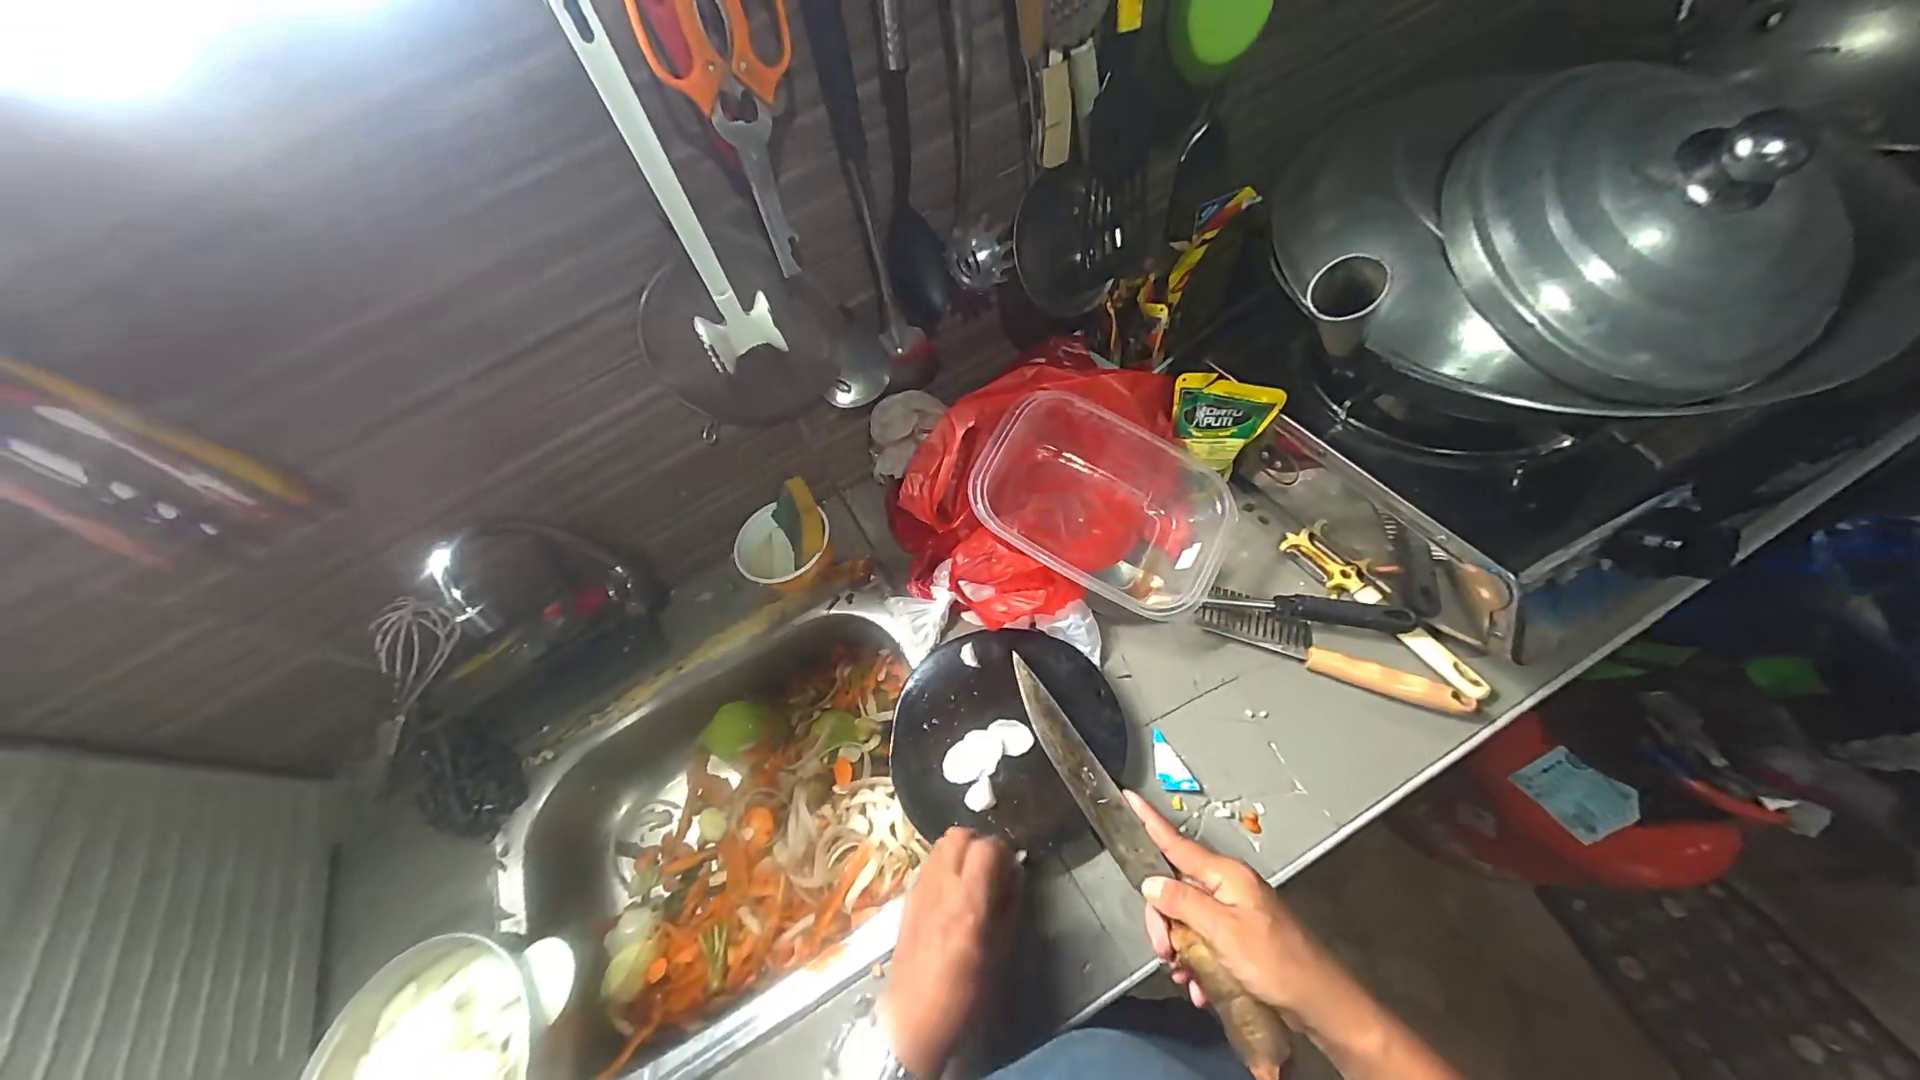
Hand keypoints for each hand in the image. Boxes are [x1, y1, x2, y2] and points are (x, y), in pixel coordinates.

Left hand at [880, 828, 1021, 1077]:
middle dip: (980, 842)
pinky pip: (929, 863)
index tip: (1011, 864)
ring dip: (960, 849)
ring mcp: (920, 888)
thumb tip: (1015, 871)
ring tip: (973, 874)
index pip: (986, 846)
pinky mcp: (907, 897)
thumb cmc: (964, 995)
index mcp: (967, 901)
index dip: (1003, 849)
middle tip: (992, 865)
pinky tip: (952, 889)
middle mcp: (940, 885)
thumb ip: (1008, 905)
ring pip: (941, 843)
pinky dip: (944, 863)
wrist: (911, 1020)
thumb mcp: (998, 953)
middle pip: (959, 834)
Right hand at [1125, 791, 1337, 1020]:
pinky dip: (1196, 962)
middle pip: (1175, 889)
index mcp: (1224, 874)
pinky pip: (1203, 940)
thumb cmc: (1277, 963)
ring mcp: (1233, 911)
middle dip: (1163, 921)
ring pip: (1186, 918)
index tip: (1129, 797)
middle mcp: (1226, 886)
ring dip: (1179, 947)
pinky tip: (1200, 987)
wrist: (1323, 1004)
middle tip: (1164, 953)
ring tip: (1185, 977)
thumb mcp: (1224, 932)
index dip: (1149, 820)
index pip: (1176, 842)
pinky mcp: (1238, 936)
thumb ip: (1183, 904)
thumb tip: (1151, 883)